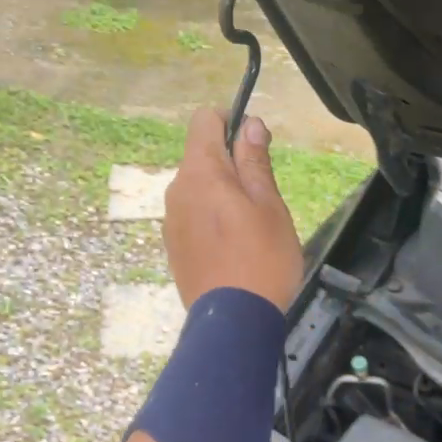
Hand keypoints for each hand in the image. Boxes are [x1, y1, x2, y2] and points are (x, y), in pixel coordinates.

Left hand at [164, 110, 303, 311]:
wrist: (235, 321)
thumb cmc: (262, 260)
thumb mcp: (270, 208)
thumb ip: (256, 163)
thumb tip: (249, 124)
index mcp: (201, 172)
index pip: (205, 121)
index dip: (231, 123)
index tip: (255, 147)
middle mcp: (177, 189)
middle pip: (201, 159)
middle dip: (230, 168)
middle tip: (262, 203)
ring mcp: (170, 220)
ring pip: (197, 192)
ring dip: (220, 199)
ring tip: (249, 233)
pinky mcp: (173, 248)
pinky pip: (192, 220)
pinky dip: (211, 223)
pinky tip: (232, 252)